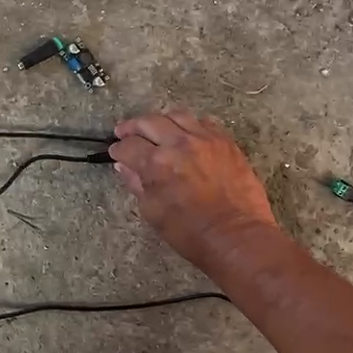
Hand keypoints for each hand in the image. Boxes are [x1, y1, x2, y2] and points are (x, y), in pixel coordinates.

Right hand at [110, 111, 279, 267]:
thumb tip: (124, 166)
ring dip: (161, 121)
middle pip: (148, 122)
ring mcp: (205, 139)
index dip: (118, 149)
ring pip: (177, 115)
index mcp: (156, 163)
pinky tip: (187, 135)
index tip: (116, 152)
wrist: (236, 237)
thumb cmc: (190, 232)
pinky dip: (190, 126)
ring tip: (156, 129)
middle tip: (125, 132)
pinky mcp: (225, 142)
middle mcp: (179, 144)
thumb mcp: (153, 212)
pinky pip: (204, 123)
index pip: (128, 146)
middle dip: (132, 127)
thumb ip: (137, 183)